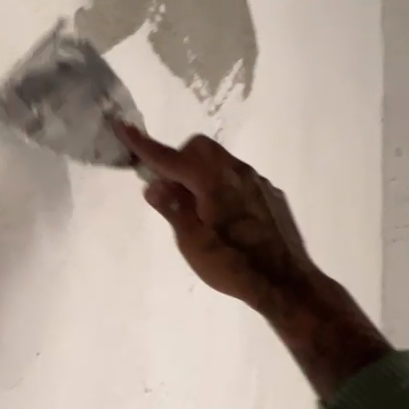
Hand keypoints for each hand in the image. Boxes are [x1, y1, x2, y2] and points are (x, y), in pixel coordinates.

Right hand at [113, 121, 391, 398]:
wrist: (284, 282)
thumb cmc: (231, 265)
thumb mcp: (191, 242)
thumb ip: (172, 209)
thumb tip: (153, 184)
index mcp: (211, 181)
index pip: (170, 157)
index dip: (144, 144)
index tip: (123, 126)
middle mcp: (236, 172)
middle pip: (200, 147)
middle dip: (179, 159)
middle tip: (170, 191)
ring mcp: (257, 182)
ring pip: (221, 161)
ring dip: (201, 173)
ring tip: (198, 208)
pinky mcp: (269, 195)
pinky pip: (238, 178)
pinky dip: (222, 186)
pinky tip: (225, 218)